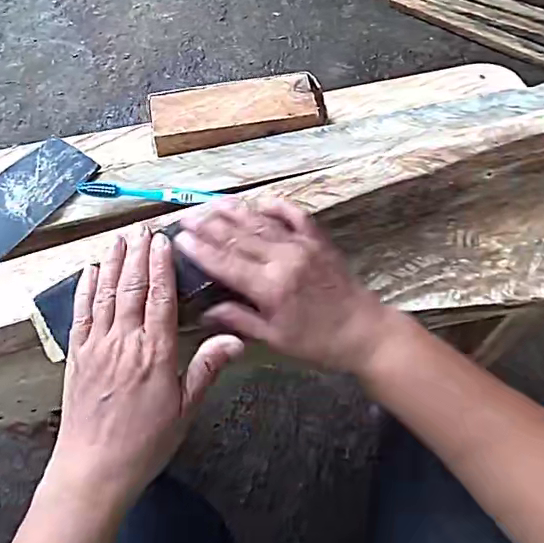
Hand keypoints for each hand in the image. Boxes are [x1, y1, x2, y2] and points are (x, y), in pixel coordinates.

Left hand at [44, 230, 244, 507]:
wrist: (92, 473)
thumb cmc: (144, 443)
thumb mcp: (185, 409)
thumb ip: (207, 369)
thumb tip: (236, 339)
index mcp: (155, 353)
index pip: (160, 297)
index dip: (162, 265)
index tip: (164, 241)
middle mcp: (125, 344)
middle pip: (132, 288)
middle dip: (138, 255)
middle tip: (144, 229)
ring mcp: (97, 349)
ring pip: (106, 295)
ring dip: (114, 264)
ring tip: (121, 239)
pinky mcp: (77, 358)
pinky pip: (81, 315)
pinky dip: (86, 290)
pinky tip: (90, 272)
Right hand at [175, 198, 401, 375]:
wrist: (364, 330)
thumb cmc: (318, 341)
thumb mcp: (275, 338)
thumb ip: (240, 319)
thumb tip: (206, 311)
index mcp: (270, 286)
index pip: (226, 262)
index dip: (200, 250)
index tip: (179, 238)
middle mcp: (284, 259)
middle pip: (239, 237)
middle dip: (210, 226)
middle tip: (187, 217)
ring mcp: (303, 246)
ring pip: (262, 223)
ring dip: (236, 213)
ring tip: (213, 204)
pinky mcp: (319, 240)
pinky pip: (295, 216)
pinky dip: (277, 207)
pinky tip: (260, 201)